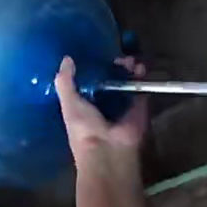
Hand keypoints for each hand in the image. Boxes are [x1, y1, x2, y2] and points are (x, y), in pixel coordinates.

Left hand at [56, 56, 148, 178]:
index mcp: (85, 104)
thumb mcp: (69, 104)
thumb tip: (66, 59)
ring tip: (129, 61)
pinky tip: (140, 68)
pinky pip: (141, 90)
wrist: (108, 151)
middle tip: (118, 58)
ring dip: (129, 69)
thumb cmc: (83, 128)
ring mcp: (123, 106)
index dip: (96, 67)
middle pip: (112, 80)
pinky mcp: (139, 108)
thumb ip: (65, 82)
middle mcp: (104, 104)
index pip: (91, 81)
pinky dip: (141, 78)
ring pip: (127, 82)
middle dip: (115, 67)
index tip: (99, 55)